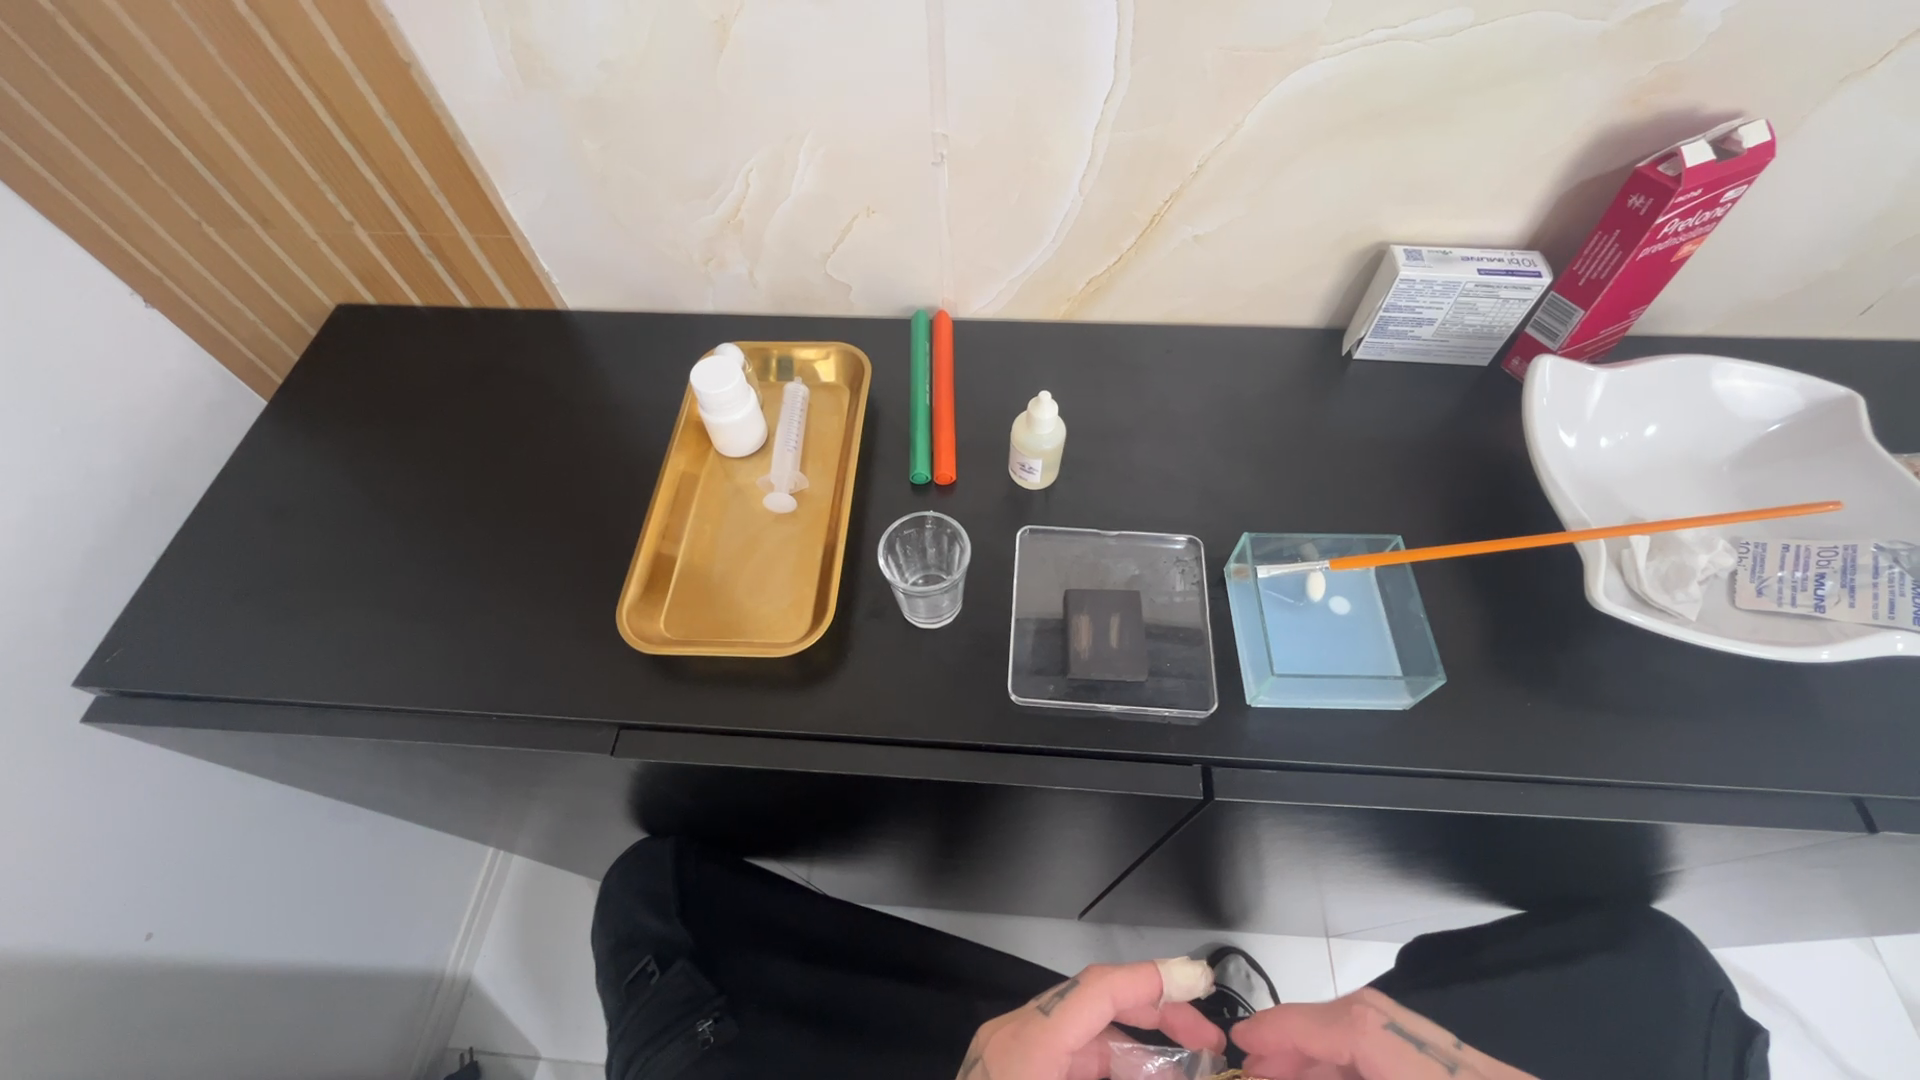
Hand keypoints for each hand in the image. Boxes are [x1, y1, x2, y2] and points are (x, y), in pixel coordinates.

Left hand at [955, 959, 1224, 1079]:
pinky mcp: (1010, 1068)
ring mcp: (1008, 1051)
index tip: (1198, 982)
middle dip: (1156, 1016)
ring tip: (1185, 1068)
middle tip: (1208, 1040)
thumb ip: (1129, 1076)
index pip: (1097, 991)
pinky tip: (1141, 1077)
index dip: (1152, 980)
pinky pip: (1068, 1057)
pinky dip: (1106, 1066)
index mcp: (1028, 1048)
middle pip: (1094, 1003)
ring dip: (1136, 1051)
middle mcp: (1015, 1036)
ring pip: (1085, 1033)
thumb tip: (1174, 1070)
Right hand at [1231, 987, 1537, 1079]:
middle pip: (1375, 1020)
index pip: (1367, 1031)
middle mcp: (1475, 1076)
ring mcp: (1485, 1079)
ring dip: (1329, 1056)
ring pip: (1389, 1037)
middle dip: (1305, 1038)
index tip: (1244, 1042)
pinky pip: (1407, 1061)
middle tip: (1257, 1068)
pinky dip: (1361, 1072)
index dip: (1295, 1028)